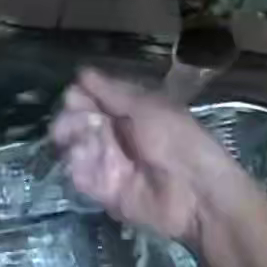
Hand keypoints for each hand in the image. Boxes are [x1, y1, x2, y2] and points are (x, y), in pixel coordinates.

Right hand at [49, 67, 247, 245]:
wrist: (196, 194)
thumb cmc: (177, 139)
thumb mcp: (146, 107)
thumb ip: (112, 92)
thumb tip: (81, 73)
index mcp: (127, 108)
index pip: (91, 95)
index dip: (79, 94)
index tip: (72, 96)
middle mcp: (114, 132)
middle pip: (78, 118)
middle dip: (71, 118)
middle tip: (74, 123)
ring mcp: (107, 161)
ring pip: (74, 144)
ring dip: (73, 140)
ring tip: (84, 142)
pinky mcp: (103, 189)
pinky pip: (79, 174)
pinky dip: (76, 165)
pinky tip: (82, 161)